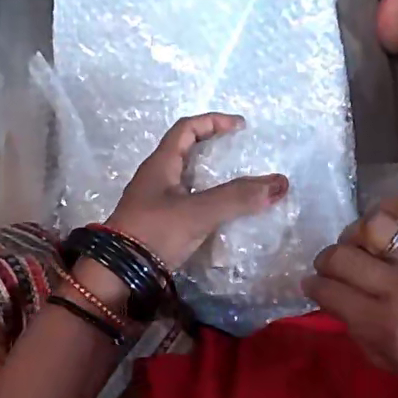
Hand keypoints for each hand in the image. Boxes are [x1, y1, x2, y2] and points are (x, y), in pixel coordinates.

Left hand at [105, 113, 288, 268]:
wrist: (117, 275)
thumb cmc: (154, 233)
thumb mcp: (199, 212)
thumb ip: (238, 197)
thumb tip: (280, 183)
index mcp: (160, 164)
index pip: (186, 128)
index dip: (213, 122)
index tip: (240, 127)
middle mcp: (154, 179)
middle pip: (185, 153)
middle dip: (214, 150)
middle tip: (240, 156)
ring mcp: (153, 204)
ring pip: (186, 181)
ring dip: (210, 180)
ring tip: (236, 187)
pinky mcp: (156, 227)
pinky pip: (185, 205)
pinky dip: (204, 204)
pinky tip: (219, 217)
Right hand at [302, 195, 397, 397]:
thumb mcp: (381, 359)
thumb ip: (352, 324)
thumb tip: (329, 294)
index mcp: (386, 324)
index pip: (329, 291)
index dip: (312, 287)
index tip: (311, 286)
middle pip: (342, 256)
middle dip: (325, 262)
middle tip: (330, 269)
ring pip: (373, 227)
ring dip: (355, 234)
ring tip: (358, 245)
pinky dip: (395, 206)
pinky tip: (386, 220)